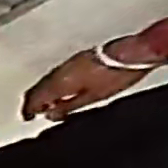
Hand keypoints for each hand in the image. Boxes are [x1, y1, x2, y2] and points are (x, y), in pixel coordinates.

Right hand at [22, 45, 154, 120]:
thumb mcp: (92, 98)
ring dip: (45, 91)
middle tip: (37, 109)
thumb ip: (67, 108)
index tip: (29, 117)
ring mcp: (68, 63)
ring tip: (53, 99)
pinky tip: (65, 86)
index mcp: (55, 85)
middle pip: (36, 89)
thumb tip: (51, 114)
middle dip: (35, 101)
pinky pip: (59, 72)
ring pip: (46, 81)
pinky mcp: (79, 57)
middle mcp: (56, 73)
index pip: (32, 101)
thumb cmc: (117, 74)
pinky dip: (56, 82)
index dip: (28, 111)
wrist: (139, 50)